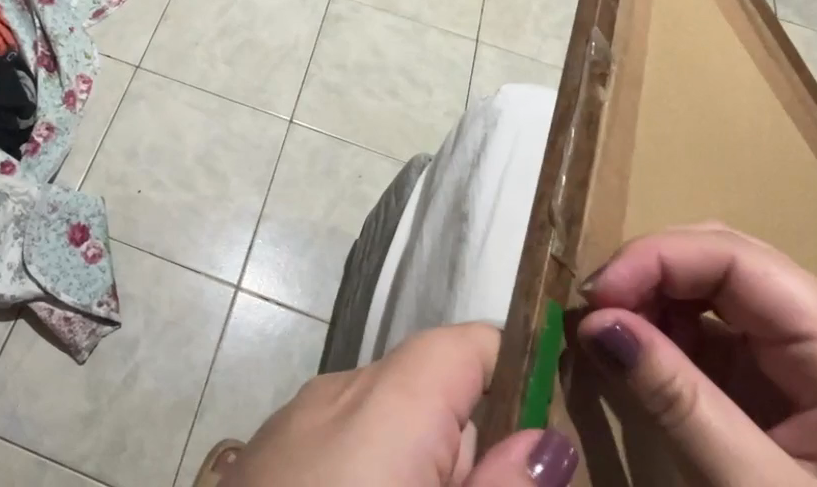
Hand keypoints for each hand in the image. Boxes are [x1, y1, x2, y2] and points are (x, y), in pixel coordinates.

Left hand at [222, 322, 580, 486]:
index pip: (469, 344)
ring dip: (422, 465)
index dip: (519, 377)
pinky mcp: (267, 454)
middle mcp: (341, 390)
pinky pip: (344, 446)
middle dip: (472, 447)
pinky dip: (373, 473)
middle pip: (433, 390)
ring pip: (388, 424)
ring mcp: (296, 421)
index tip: (549, 436)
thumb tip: (548, 440)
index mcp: (390, 398)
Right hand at [574, 224, 816, 486]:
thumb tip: (594, 320)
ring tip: (613, 340)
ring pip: (727, 291)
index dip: (654, 259)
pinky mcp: (811, 393)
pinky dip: (680, 337)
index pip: (736, 256)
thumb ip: (677, 400)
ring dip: (660, 302)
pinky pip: (733, 336)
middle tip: (593, 316)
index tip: (593, 300)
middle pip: (732, 261)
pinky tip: (650, 364)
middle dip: (653, 273)